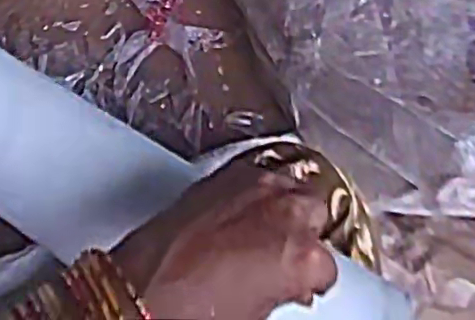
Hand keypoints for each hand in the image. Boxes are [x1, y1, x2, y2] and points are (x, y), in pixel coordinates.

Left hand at [112, 157, 336, 319]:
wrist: (147, 289)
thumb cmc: (197, 308)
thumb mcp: (259, 310)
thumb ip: (285, 284)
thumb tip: (287, 279)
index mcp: (303, 254)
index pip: (327, 264)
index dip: (312, 277)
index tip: (301, 283)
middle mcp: (285, 208)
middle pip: (316, 209)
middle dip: (304, 230)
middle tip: (285, 254)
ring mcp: (257, 182)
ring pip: (292, 182)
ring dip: (285, 203)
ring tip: (267, 228)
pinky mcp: (229, 169)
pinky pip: (260, 170)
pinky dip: (259, 186)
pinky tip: (247, 208)